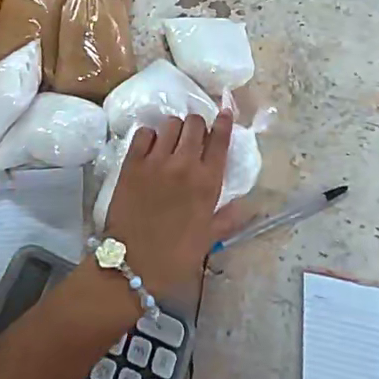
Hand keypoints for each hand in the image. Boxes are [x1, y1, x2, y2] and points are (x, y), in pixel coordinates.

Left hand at [102, 111, 231, 298]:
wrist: (133, 265)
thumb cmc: (175, 257)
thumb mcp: (208, 239)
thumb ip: (229, 218)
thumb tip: (247, 205)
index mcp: (208, 183)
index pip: (220, 140)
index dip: (224, 123)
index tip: (224, 113)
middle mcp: (184, 165)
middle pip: (195, 124)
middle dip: (197, 126)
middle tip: (193, 137)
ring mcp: (155, 161)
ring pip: (170, 124)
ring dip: (174, 129)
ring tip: (171, 141)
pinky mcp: (131, 163)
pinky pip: (143, 133)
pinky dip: (149, 136)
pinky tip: (150, 148)